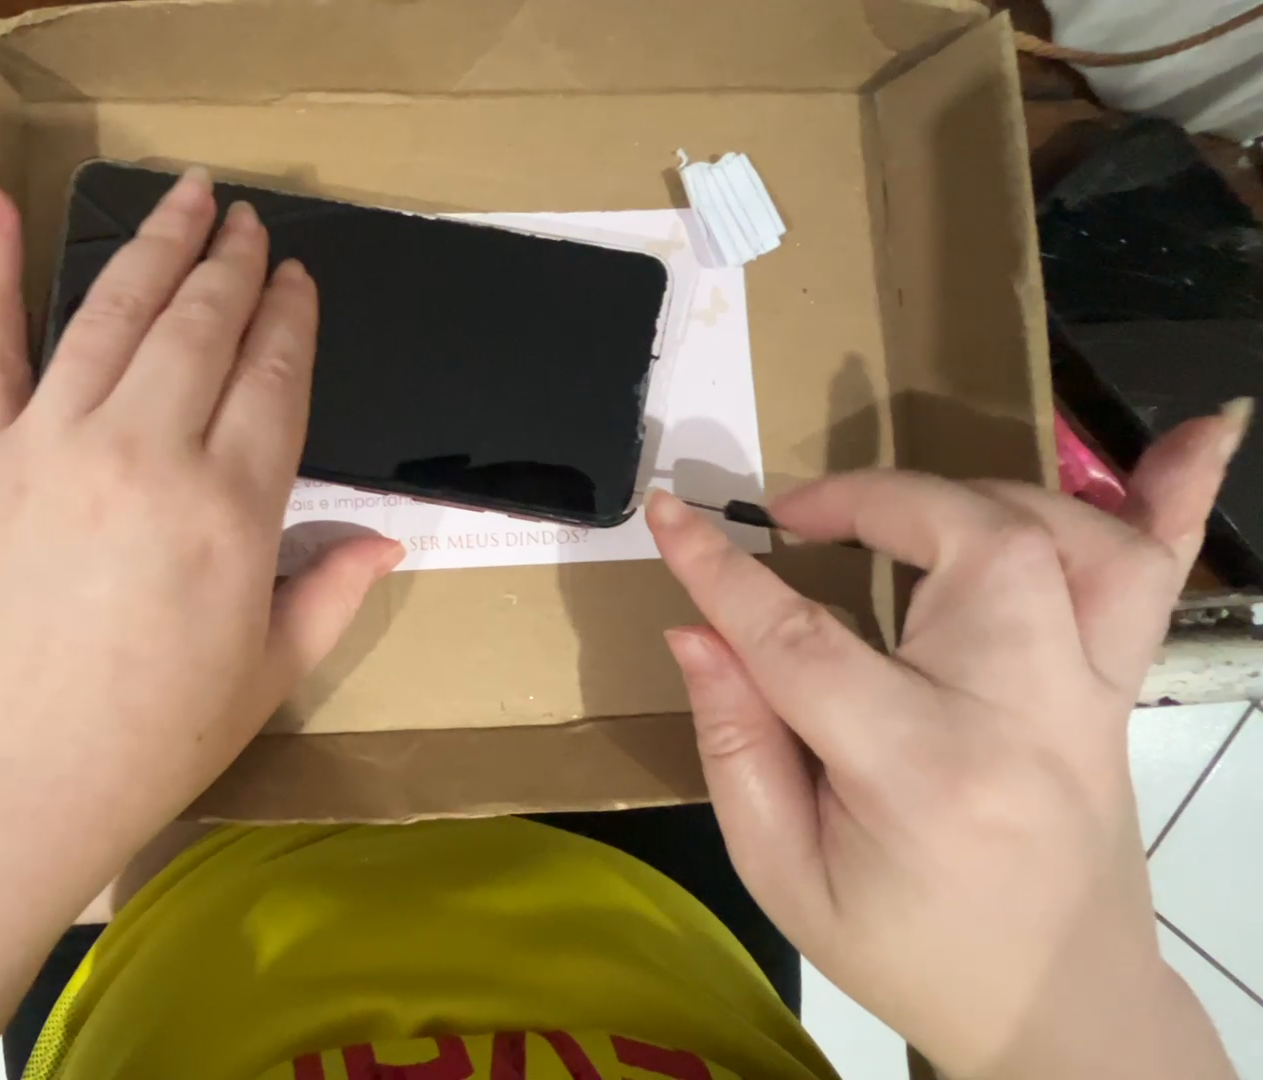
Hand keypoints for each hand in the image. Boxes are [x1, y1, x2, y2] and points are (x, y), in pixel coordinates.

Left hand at [0, 171, 400, 887]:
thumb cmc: (140, 751)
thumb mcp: (263, 680)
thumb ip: (329, 594)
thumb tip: (388, 541)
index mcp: (230, 511)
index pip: (275, 382)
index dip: (291, 322)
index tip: (298, 279)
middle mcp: (145, 453)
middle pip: (201, 329)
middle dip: (233, 266)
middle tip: (249, 220)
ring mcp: (48, 445)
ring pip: (113, 315)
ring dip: (155, 248)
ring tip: (184, 198)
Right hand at [645, 404, 1247, 1078]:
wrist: (1056, 1015)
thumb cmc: (898, 950)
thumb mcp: (776, 864)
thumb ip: (732, 739)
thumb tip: (694, 632)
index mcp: (918, 771)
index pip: (798, 638)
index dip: (719, 569)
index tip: (668, 514)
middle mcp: (1022, 717)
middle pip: (974, 551)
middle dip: (868, 502)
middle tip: (792, 514)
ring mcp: (1089, 702)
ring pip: (1070, 544)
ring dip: (972, 495)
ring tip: (897, 505)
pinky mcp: (1113, 698)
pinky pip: (1162, 583)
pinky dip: (1175, 499)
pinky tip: (1196, 434)